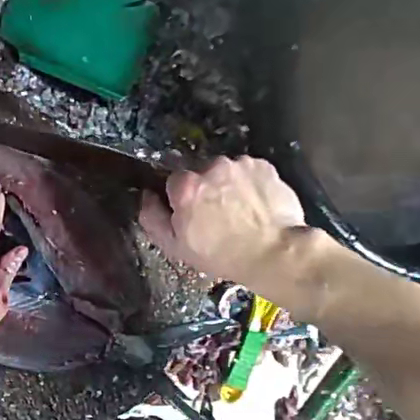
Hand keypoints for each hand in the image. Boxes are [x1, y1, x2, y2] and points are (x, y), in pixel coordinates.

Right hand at [139, 156, 310, 288]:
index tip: (193, 216)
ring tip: (240, 214)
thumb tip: (146, 197)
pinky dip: (250, 185)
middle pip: (201, 174)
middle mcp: (211, 167)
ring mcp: (240, 165)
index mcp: (186, 186)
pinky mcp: (263, 166)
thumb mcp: (176, 247)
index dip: (182, 200)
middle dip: (207, 191)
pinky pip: (249, 172)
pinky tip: (256, 207)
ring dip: (229, 187)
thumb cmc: (222, 255)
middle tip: (218, 218)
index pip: (174, 182)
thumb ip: (152, 218)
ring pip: (226, 172)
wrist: (273, 252)